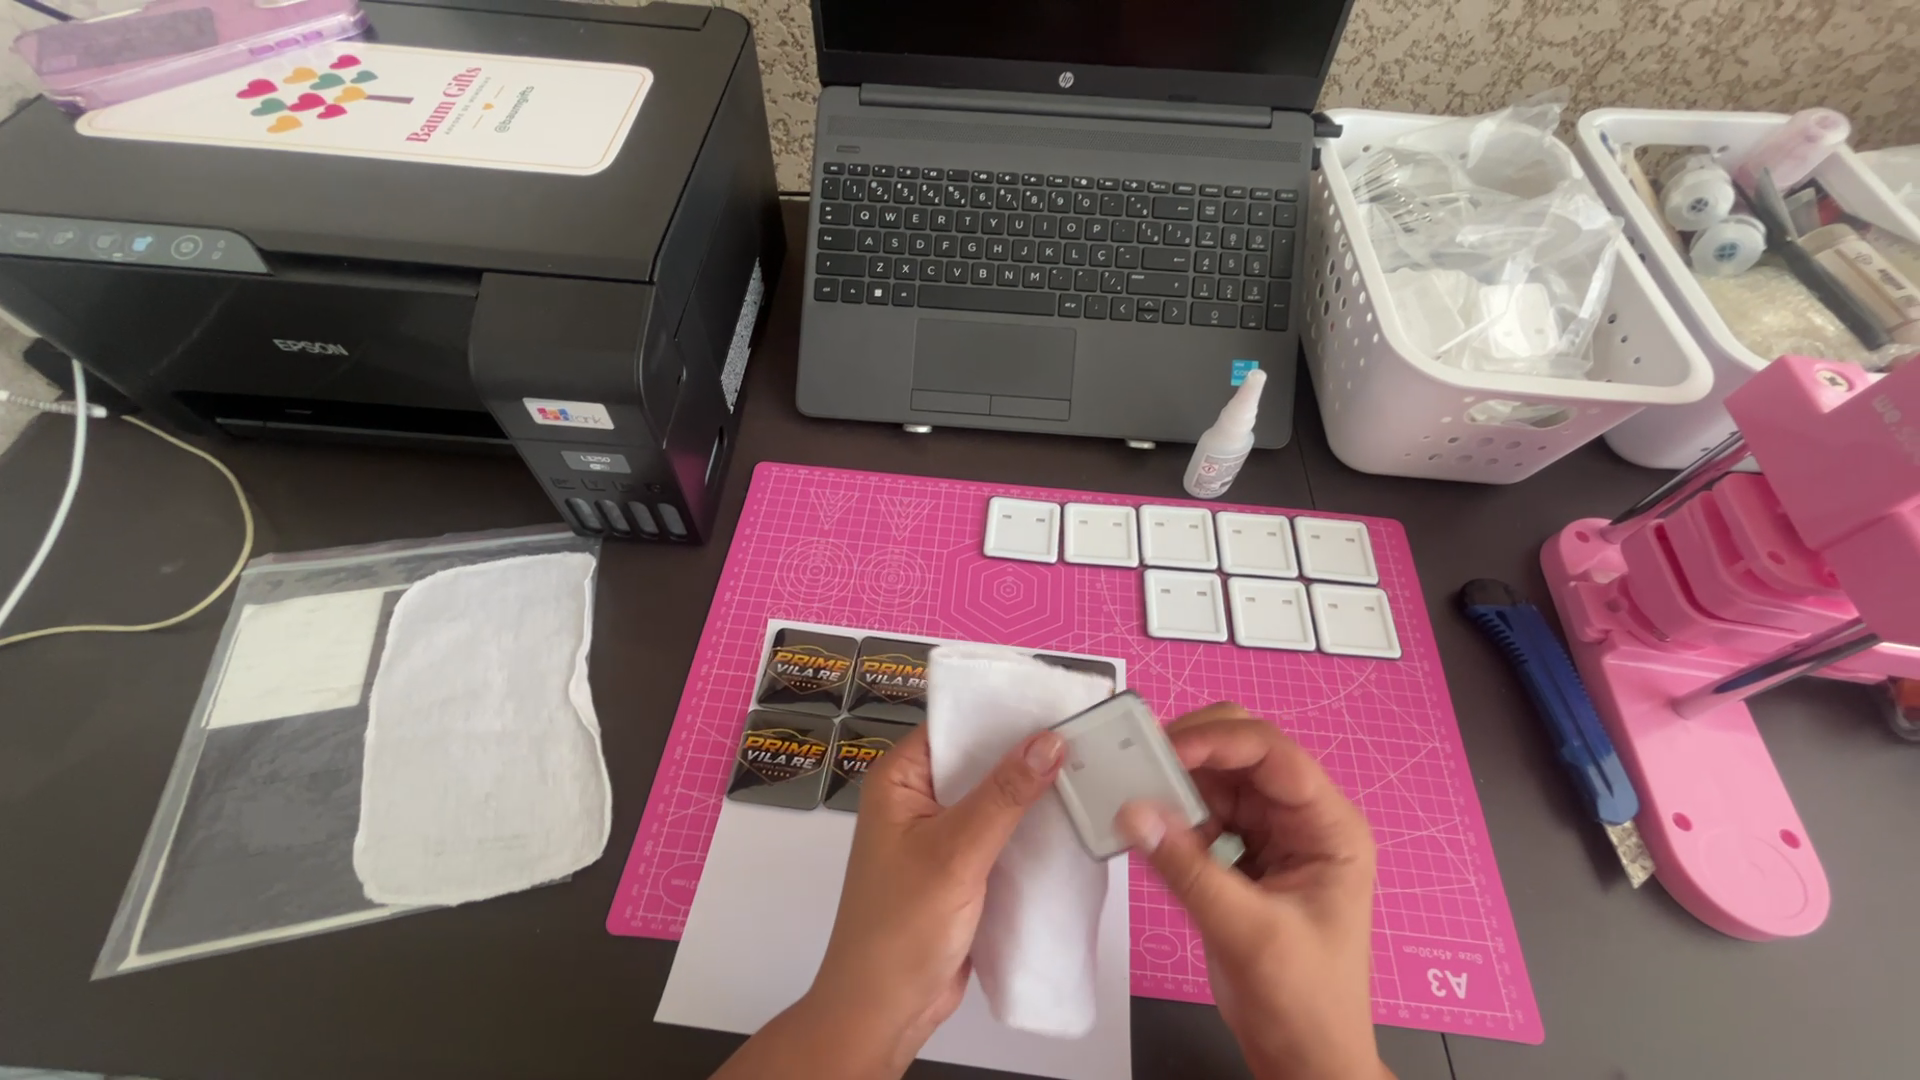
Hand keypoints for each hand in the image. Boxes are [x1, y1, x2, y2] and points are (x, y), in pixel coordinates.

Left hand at [716, 725, 1065, 1079]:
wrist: (884, 1012)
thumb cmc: (901, 928)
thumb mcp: (955, 853)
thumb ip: (1004, 795)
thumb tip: (1051, 740)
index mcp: (899, 777)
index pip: (953, 725)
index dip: (1000, 711)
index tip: (1053, 701)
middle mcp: (916, 796)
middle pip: (976, 759)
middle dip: (1024, 750)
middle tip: (1082, 733)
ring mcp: (938, 831)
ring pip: (991, 795)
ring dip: (1030, 789)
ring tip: (1086, 766)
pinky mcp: (959, 864)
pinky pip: (998, 831)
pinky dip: (1027, 825)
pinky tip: (1067, 816)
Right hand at [1117, 705, 1389, 1079]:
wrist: (1302, 1058)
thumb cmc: (1301, 1001)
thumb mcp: (1246, 933)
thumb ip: (1187, 869)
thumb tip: (1132, 812)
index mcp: (1328, 825)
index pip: (1273, 754)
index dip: (1217, 741)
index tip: (1162, 750)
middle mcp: (1300, 815)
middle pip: (1244, 750)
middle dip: (1192, 747)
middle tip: (1139, 756)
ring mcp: (1270, 830)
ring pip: (1216, 774)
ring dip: (1175, 777)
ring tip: (1131, 784)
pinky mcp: (1241, 848)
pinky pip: (1201, 807)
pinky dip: (1171, 807)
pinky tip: (1147, 820)